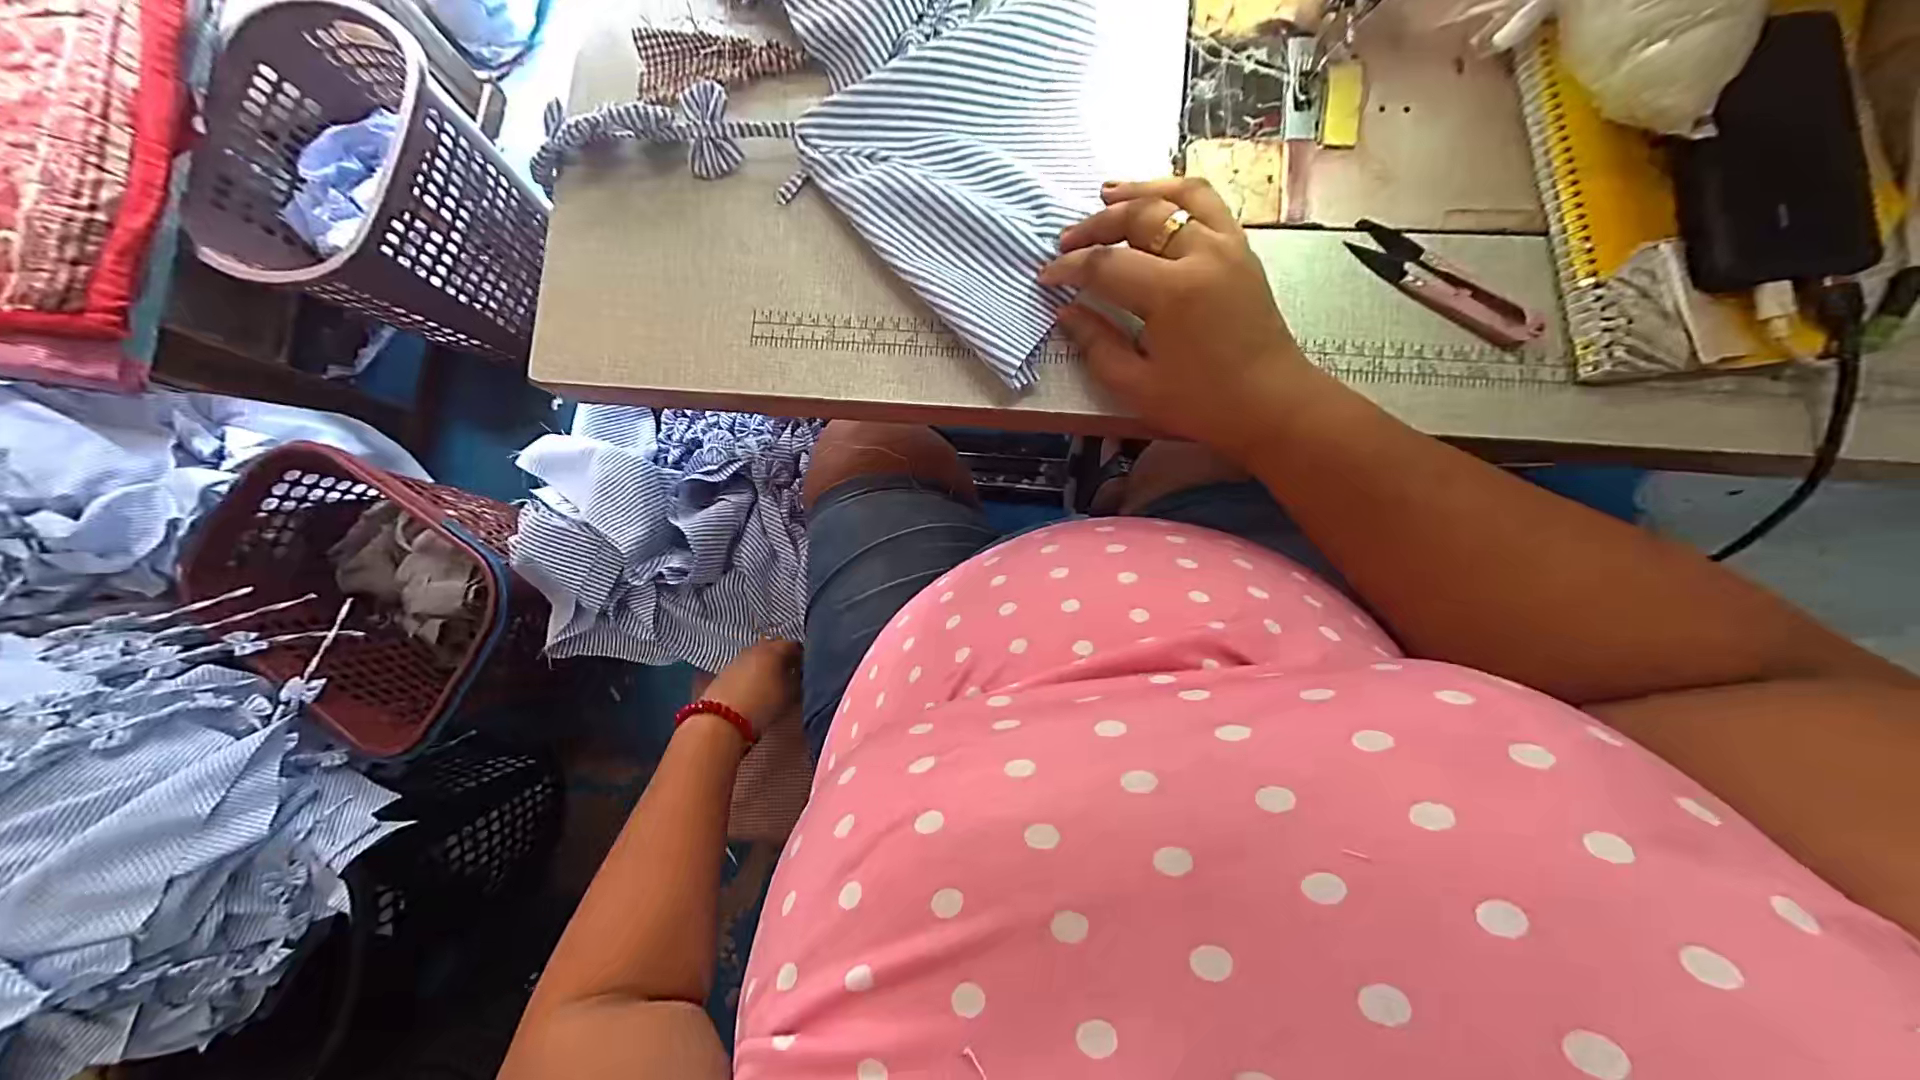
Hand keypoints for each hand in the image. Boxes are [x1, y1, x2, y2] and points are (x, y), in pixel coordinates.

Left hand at [701, 638, 801, 738]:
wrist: (721, 719)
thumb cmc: (763, 704)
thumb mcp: (789, 694)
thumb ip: (797, 679)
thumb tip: (800, 672)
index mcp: (775, 650)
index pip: (794, 645)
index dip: (802, 656)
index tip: (806, 668)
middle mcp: (756, 648)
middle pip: (774, 647)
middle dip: (783, 657)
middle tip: (790, 672)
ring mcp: (738, 658)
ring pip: (757, 655)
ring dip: (766, 664)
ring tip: (772, 680)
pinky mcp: (724, 671)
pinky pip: (745, 666)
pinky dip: (752, 671)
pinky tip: (754, 685)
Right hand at [1039, 178, 1339, 462]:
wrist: (1271, 405)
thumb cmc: (1202, 404)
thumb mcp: (1137, 385)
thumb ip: (1096, 344)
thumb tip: (1066, 313)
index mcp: (1173, 292)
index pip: (1106, 264)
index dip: (1069, 268)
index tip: (1046, 277)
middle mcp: (1203, 255)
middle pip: (1141, 217)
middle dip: (1096, 225)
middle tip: (1066, 240)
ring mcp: (1229, 247)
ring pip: (1180, 195)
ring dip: (1139, 191)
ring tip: (1107, 193)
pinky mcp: (1242, 252)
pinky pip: (1208, 204)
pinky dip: (1176, 195)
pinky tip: (1155, 203)